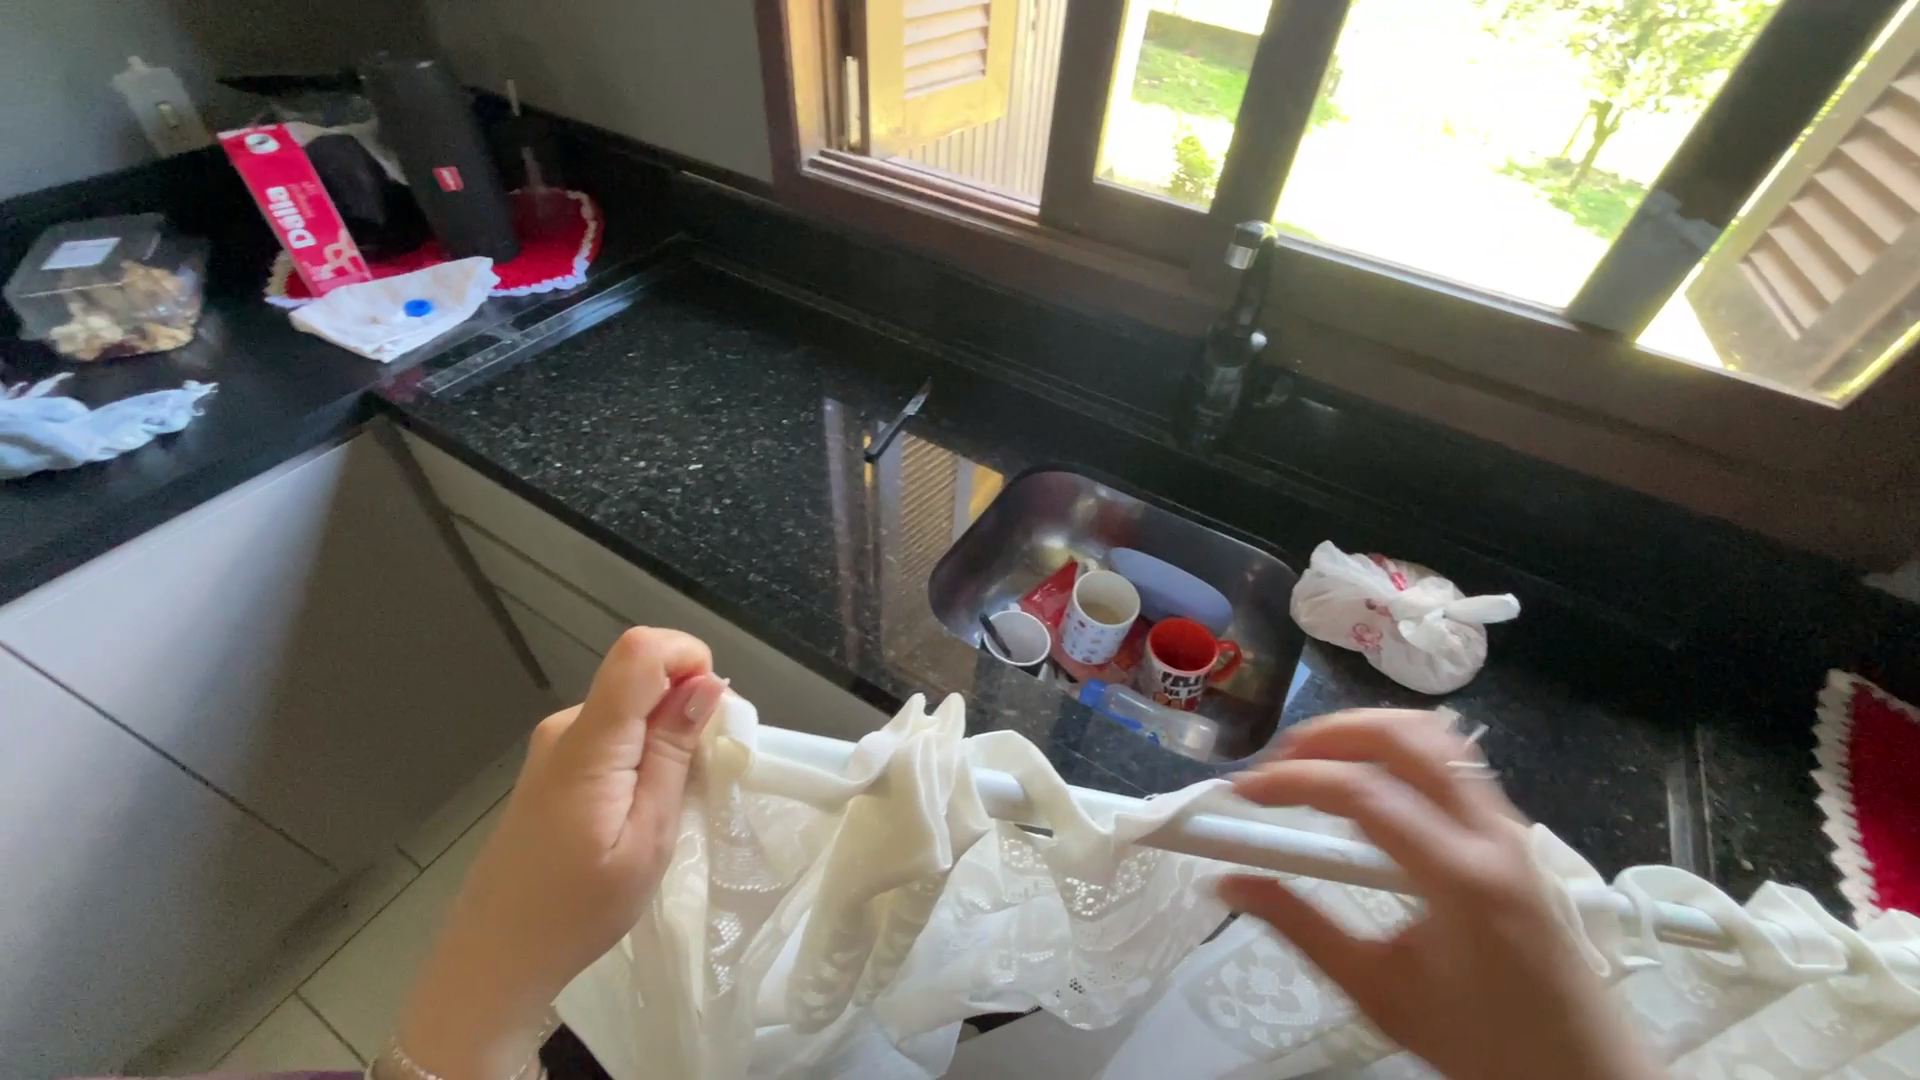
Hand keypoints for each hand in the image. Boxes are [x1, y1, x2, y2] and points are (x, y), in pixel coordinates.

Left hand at [391, 627, 728, 1079]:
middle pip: (639, 673)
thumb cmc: (578, 910)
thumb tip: (707, 684)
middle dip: (686, 704)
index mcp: (589, 742)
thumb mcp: (647, 839)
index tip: (712, 712)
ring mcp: (555, 744)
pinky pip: (614, 729)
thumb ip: (673, 754)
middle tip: (701, 774)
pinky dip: (644, 749)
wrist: (493, 960)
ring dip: (667, 732)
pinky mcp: (554, 763)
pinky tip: (640, 805)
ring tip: (671, 801)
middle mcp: (566, 727)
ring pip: (631, 703)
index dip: (687, 658)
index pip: (640, 650)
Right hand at [1217, 710, 1661, 1079]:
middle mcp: (1492, 834)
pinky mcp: (1507, 831)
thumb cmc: (1484, 1044)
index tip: (1240, 792)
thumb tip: (1229, 883)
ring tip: (1314, 760)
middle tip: (1278, 761)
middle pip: (1407, 738)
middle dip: (1331, 734)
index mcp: (1462, 878)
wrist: (1588, 1079)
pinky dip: (1391, 749)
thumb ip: (1301, 928)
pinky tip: (1360, 781)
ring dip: (1364, 732)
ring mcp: (1507, 826)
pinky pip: (1447, 760)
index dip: (1292, 781)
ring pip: (1433, 737)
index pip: (1364, 793)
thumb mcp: (1379, 993)